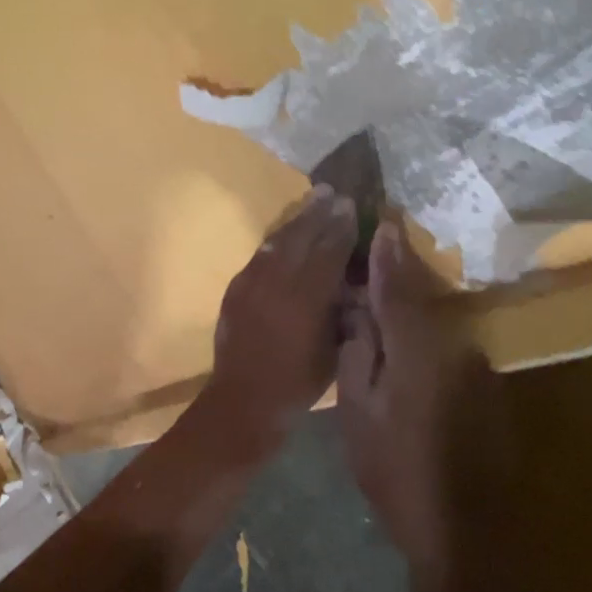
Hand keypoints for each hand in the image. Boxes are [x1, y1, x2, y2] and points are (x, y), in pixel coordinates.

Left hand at [204, 184, 356, 444]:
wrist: (242, 399)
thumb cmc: (297, 383)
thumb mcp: (334, 350)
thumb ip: (343, 313)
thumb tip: (355, 283)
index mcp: (307, 298)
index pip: (328, 252)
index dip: (340, 227)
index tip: (350, 204)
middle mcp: (278, 282)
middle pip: (301, 238)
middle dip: (318, 214)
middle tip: (332, 192)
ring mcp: (252, 282)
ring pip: (277, 241)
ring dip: (296, 221)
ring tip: (311, 201)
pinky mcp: (236, 288)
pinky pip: (259, 255)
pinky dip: (275, 241)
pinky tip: (283, 235)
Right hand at [336, 222, 507, 579]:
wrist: (463, 532)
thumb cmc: (396, 470)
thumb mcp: (356, 410)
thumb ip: (358, 349)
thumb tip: (358, 305)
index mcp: (416, 347)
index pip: (395, 284)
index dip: (385, 251)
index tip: (378, 217)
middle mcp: (452, 345)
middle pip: (417, 296)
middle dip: (392, 273)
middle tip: (365, 255)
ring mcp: (474, 365)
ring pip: (433, 319)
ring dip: (408, 305)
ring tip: (377, 297)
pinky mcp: (484, 385)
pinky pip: (445, 344)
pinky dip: (423, 335)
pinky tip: (403, 345)